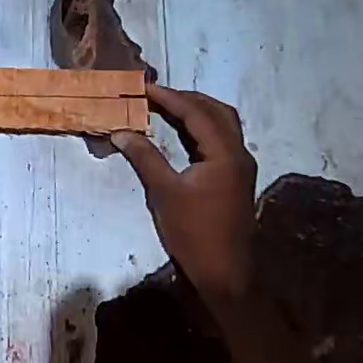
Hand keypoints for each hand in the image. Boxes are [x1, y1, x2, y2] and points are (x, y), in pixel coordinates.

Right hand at [111, 85, 258, 304]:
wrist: (225, 275)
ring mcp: (242, 166)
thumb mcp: (164, 193)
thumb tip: (120, 132)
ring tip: (167, 108)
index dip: (170, 97)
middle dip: (187, 99)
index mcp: (225, 153)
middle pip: (216, 111)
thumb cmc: (194, 233)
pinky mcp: (237, 178)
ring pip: (223, 124)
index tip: (145, 88)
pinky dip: (203, 129)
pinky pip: (222, 140)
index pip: (197, 113)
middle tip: (157, 95)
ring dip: (197, 112)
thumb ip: (144, 157)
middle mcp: (239, 153)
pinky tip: (183, 134)